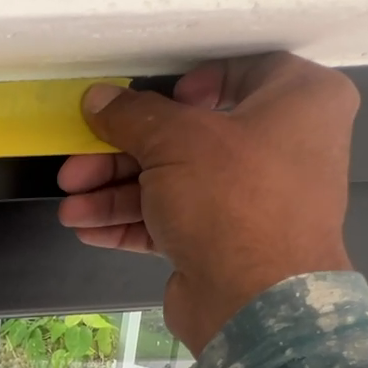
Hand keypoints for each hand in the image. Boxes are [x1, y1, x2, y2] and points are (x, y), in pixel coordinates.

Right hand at [57, 53, 359, 352]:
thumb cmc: (232, 198)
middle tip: (75, 168)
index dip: (190, 84)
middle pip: (185, 138)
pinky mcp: (219, 240)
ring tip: (70, 208)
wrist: (253, 296)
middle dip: (121, 156)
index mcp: (297, 101)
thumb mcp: (175, 142)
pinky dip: (128, 222)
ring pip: (169, 184)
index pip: (243, 72)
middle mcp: (279, 146)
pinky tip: (87, 229)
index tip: (153, 100)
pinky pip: (169, 220)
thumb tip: (98, 97)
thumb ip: (132, 116)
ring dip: (113, 195)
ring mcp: (248, 197)